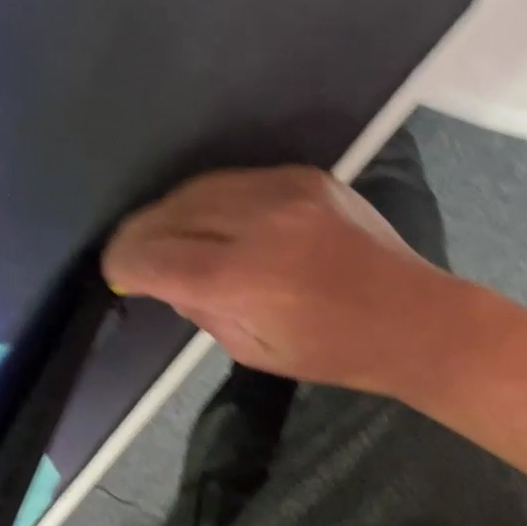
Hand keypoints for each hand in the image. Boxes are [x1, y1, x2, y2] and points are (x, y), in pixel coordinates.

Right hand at [103, 166, 456, 394]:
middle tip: (130, 255)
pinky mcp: (304, 174)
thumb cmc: (331, 351)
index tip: (116, 274)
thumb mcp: (252, 349)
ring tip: (162, 234)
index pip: (154, 257)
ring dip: (170, 212)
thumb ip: (199, 309)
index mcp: (242, 279)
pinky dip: (210, 199)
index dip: (124, 263)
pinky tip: (209, 219)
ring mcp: (284, 190)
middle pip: (168, 214)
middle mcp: (257, 223)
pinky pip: (235, 179)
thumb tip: (163, 280)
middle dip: (139, 235)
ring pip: (197, 188)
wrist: (410, 316)